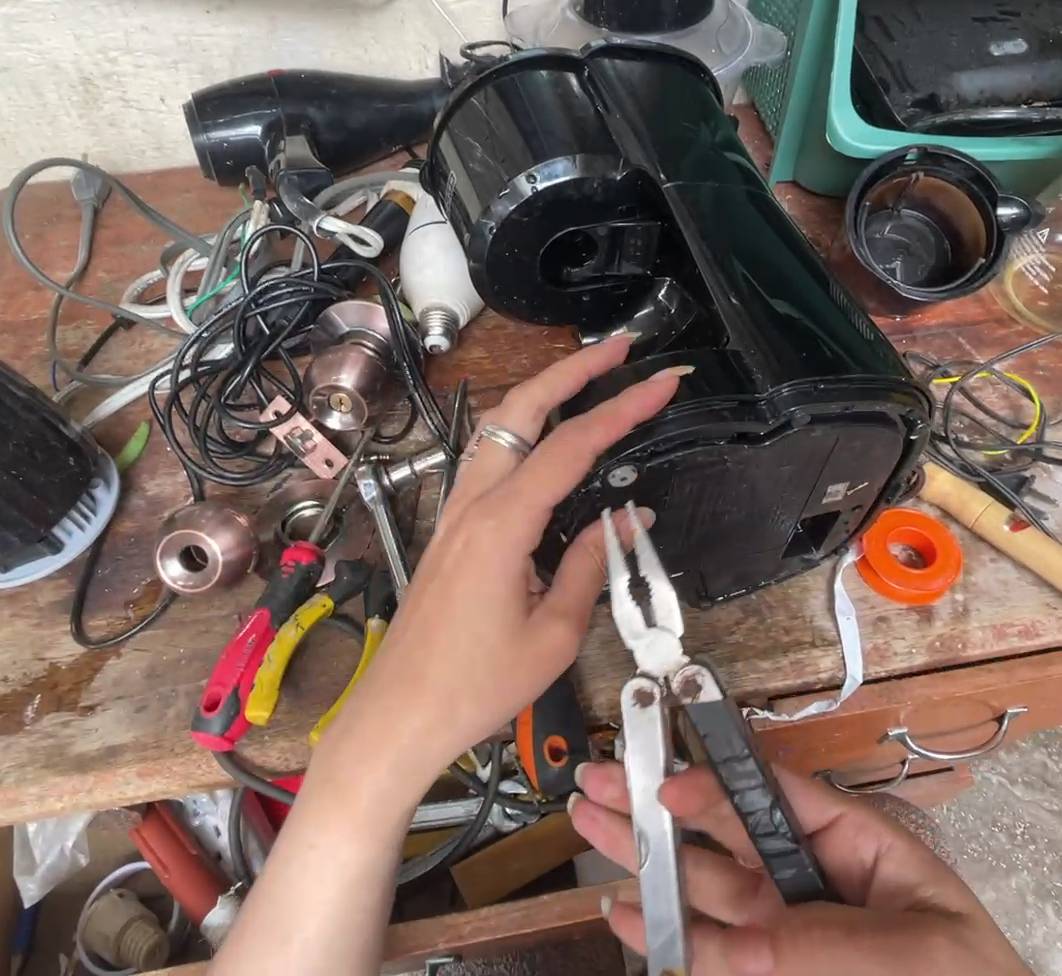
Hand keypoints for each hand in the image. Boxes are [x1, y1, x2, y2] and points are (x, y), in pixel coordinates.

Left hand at [314, 334, 681, 781]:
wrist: (400, 713)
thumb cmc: (477, 685)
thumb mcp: (553, 634)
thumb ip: (590, 565)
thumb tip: (626, 517)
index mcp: (503, 524)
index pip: (572, 446)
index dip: (622, 409)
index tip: (661, 383)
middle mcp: (474, 502)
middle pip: (521, 410)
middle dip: (572, 370)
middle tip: (619, 348)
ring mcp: (455, 510)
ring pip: (497, 427)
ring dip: (542, 392)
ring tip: (587, 376)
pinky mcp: (450, 526)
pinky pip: (486, 458)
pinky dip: (520, 428)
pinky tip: (541, 435)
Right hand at [570, 761, 1030, 975]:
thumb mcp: (922, 953)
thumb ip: (831, 943)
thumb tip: (747, 947)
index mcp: (852, 848)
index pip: (772, 799)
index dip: (715, 785)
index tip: (667, 785)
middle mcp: (807, 882)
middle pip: (719, 833)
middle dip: (658, 804)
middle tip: (600, 779)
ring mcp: (783, 934)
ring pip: (701, 886)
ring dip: (644, 856)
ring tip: (590, 823)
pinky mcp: (765, 974)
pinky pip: (708, 950)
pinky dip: (660, 932)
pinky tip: (623, 911)